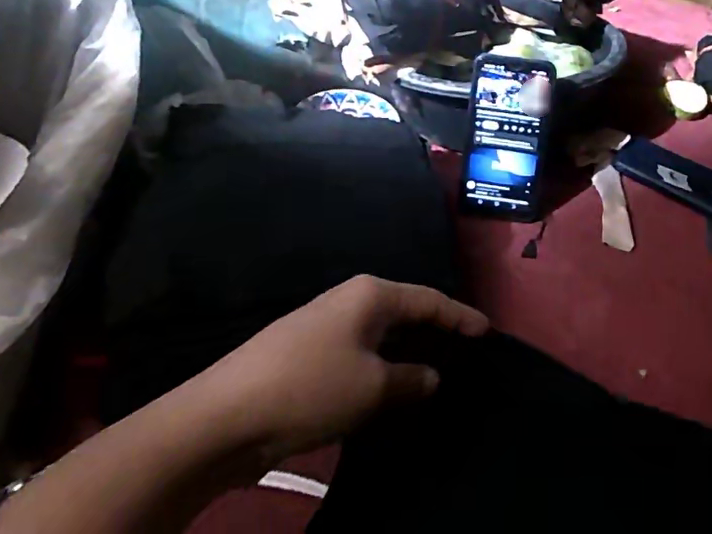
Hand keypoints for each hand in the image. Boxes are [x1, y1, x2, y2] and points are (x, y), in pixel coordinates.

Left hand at [190, 275, 489, 461]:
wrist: (223, 417)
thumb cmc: (310, 387)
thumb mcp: (372, 388)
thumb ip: (411, 379)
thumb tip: (432, 375)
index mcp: (371, 294)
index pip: (430, 299)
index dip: (461, 316)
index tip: (488, 331)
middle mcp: (350, 299)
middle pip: (405, 311)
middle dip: (435, 331)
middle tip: (465, 352)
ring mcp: (325, 324)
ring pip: (380, 334)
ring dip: (405, 352)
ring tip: (434, 373)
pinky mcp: (307, 353)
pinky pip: (358, 352)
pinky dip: (380, 366)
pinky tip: (388, 388)